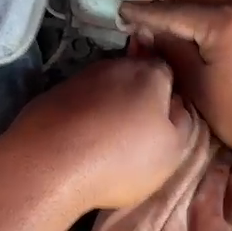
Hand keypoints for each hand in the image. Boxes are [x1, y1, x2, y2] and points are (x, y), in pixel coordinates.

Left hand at [0, 57, 193, 212]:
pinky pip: (77, 103)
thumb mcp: (172, 150)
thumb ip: (183, 121)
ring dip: (108, 107)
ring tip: (106, 142)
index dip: (169, 93)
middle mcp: (113, 66)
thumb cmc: (121, 159)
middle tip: (138, 132)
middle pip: (134, 76)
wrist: (48, 164)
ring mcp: (79, 78)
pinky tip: (79, 142)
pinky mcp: (51, 94)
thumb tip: (178, 104)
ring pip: (104, 88)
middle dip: (138, 98)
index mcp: (149, 74)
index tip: (166, 118)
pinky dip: (82, 117)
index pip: (168, 70)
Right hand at [118, 0, 231, 166]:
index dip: (145, 11)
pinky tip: (210, 34)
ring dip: (197, 8)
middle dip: (172, 4)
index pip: (174, 10)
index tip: (124, 11)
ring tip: (179, 28)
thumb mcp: (199, 88)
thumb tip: (152, 31)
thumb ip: (172, 52)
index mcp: (227, 21)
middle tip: (150, 20)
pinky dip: (220, 14)